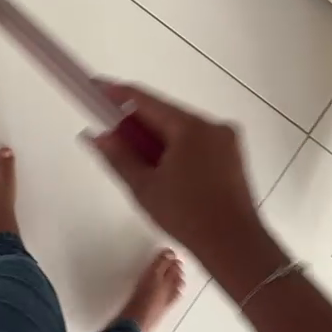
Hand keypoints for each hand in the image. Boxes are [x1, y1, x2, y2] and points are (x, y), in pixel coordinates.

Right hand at [91, 83, 279, 281]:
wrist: (235, 245)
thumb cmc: (186, 216)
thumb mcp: (144, 187)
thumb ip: (118, 157)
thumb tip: (97, 136)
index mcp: (191, 127)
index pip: (146, 100)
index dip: (117, 94)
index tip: (95, 87)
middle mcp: (212, 125)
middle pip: (166, 115)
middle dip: (138, 125)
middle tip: (113, 138)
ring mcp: (227, 139)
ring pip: (182, 130)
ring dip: (158, 140)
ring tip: (139, 165)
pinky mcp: (233, 155)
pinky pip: (198, 142)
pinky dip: (177, 149)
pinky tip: (165, 172)